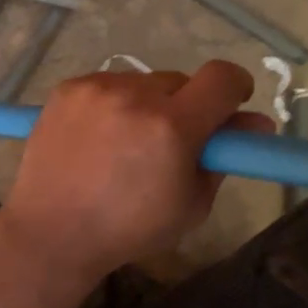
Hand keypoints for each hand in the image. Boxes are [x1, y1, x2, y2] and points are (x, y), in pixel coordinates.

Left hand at [0, 60, 264, 285]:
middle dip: (186, 106)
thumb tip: (253, 122)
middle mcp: (134, 95)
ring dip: (147, 103)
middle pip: (180, 81)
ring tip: (128, 143)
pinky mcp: (68, 87)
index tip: (233, 106)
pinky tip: (100, 137)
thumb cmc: (130, 228)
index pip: (221, 78)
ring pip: (142, 82)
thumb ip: (223, 157)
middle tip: (173, 141)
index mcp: (172, 126)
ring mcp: (96, 87)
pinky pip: (107, 85)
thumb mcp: (192, 204)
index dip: (236, 88)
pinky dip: (114, 103)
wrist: (53, 229)